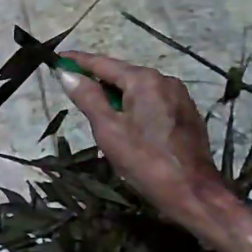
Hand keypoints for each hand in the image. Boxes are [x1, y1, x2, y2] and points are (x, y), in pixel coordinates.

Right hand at [57, 52, 228, 227]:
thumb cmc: (145, 161)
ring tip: (97, 111)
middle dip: (97, 80)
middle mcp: (164, 80)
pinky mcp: (186, 113)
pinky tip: (126, 122)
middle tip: (74, 90)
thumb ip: (88, 98)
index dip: (78, 61)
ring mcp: (179, 96)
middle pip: (122, 74)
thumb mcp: (108, 130)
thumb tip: (67, 75)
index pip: (103, 63)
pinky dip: (134, 105)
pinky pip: (152, 100)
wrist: (193, 192)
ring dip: (116, 95)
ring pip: (138, 88)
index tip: (58, 59)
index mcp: (144, 80)